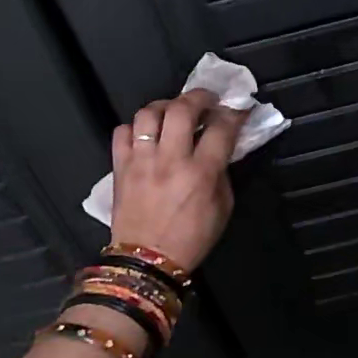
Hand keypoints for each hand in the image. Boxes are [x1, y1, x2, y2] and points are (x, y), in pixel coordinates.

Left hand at [109, 88, 246, 270]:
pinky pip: (122, 132)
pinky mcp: (120, 167)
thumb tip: (220, 150)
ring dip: (164, 106)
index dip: (233, 113)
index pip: (221, 129)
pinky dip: (134, 128)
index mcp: (200, 173)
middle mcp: (170, 160)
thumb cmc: (191, 239)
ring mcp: (141, 161)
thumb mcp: (222, 209)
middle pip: (182, 109)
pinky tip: (145, 134)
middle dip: (199, 97)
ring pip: (148, 114)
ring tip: (172, 111)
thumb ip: (222, 174)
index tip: (237, 109)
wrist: (147, 261)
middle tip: (207, 99)